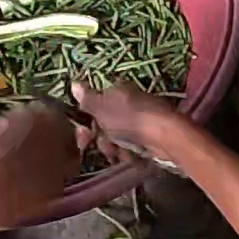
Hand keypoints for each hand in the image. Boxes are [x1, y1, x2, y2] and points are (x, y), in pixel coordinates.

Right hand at [72, 81, 191, 161]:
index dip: (85, 122)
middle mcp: (128, 102)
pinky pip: (130, 145)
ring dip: (114, 148)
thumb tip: (74, 83)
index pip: (94, 104)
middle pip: (104, 123)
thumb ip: (87, 99)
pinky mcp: (147, 136)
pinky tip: (131, 156)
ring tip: (119, 152)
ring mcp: (138, 120)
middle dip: (101, 138)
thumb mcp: (102, 108)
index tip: (83, 137)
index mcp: (117, 91)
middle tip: (104, 146)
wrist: (164, 136)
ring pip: (116, 137)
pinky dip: (128, 152)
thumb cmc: (129, 119)